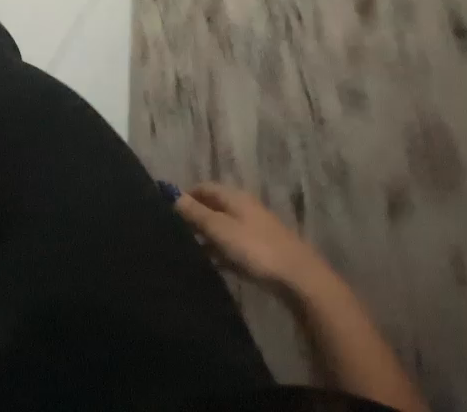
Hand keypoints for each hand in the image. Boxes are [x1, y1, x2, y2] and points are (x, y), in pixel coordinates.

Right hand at [175, 182, 328, 288]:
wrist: (300, 279)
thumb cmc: (256, 248)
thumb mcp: (219, 228)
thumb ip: (194, 212)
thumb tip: (170, 194)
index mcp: (234, 197)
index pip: (203, 187)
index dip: (184, 195)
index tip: (166, 211)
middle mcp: (244, 208)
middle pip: (213, 207)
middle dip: (193, 216)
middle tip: (174, 232)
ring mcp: (254, 230)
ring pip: (223, 227)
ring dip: (206, 236)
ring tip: (187, 250)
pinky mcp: (261, 251)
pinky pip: (233, 246)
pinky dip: (220, 251)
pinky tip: (211, 264)